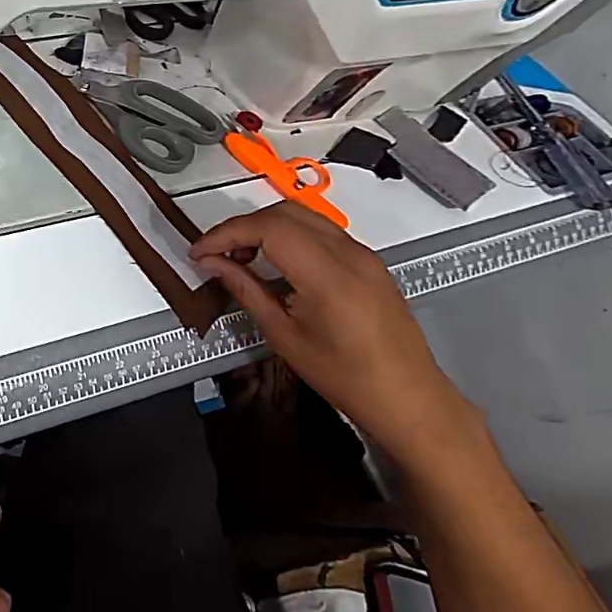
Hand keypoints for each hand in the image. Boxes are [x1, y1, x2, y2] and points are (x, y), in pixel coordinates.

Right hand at [189, 203, 482, 462]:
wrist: (409, 399)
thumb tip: (214, 264)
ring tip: (241, 257)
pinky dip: (289, 235)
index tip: (201, 251)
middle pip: (283, 212)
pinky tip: (274, 261)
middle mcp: (350, 255)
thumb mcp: (284, 337)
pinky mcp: (368, 260)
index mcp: (329, 276)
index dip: (227, 233)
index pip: (268, 228)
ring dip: (266, 227)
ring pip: (303, 215)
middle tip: (216, 253)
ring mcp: (363, 254)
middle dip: (242, 226)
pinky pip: (321, 230)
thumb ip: (246, 290)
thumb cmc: (348, 379)